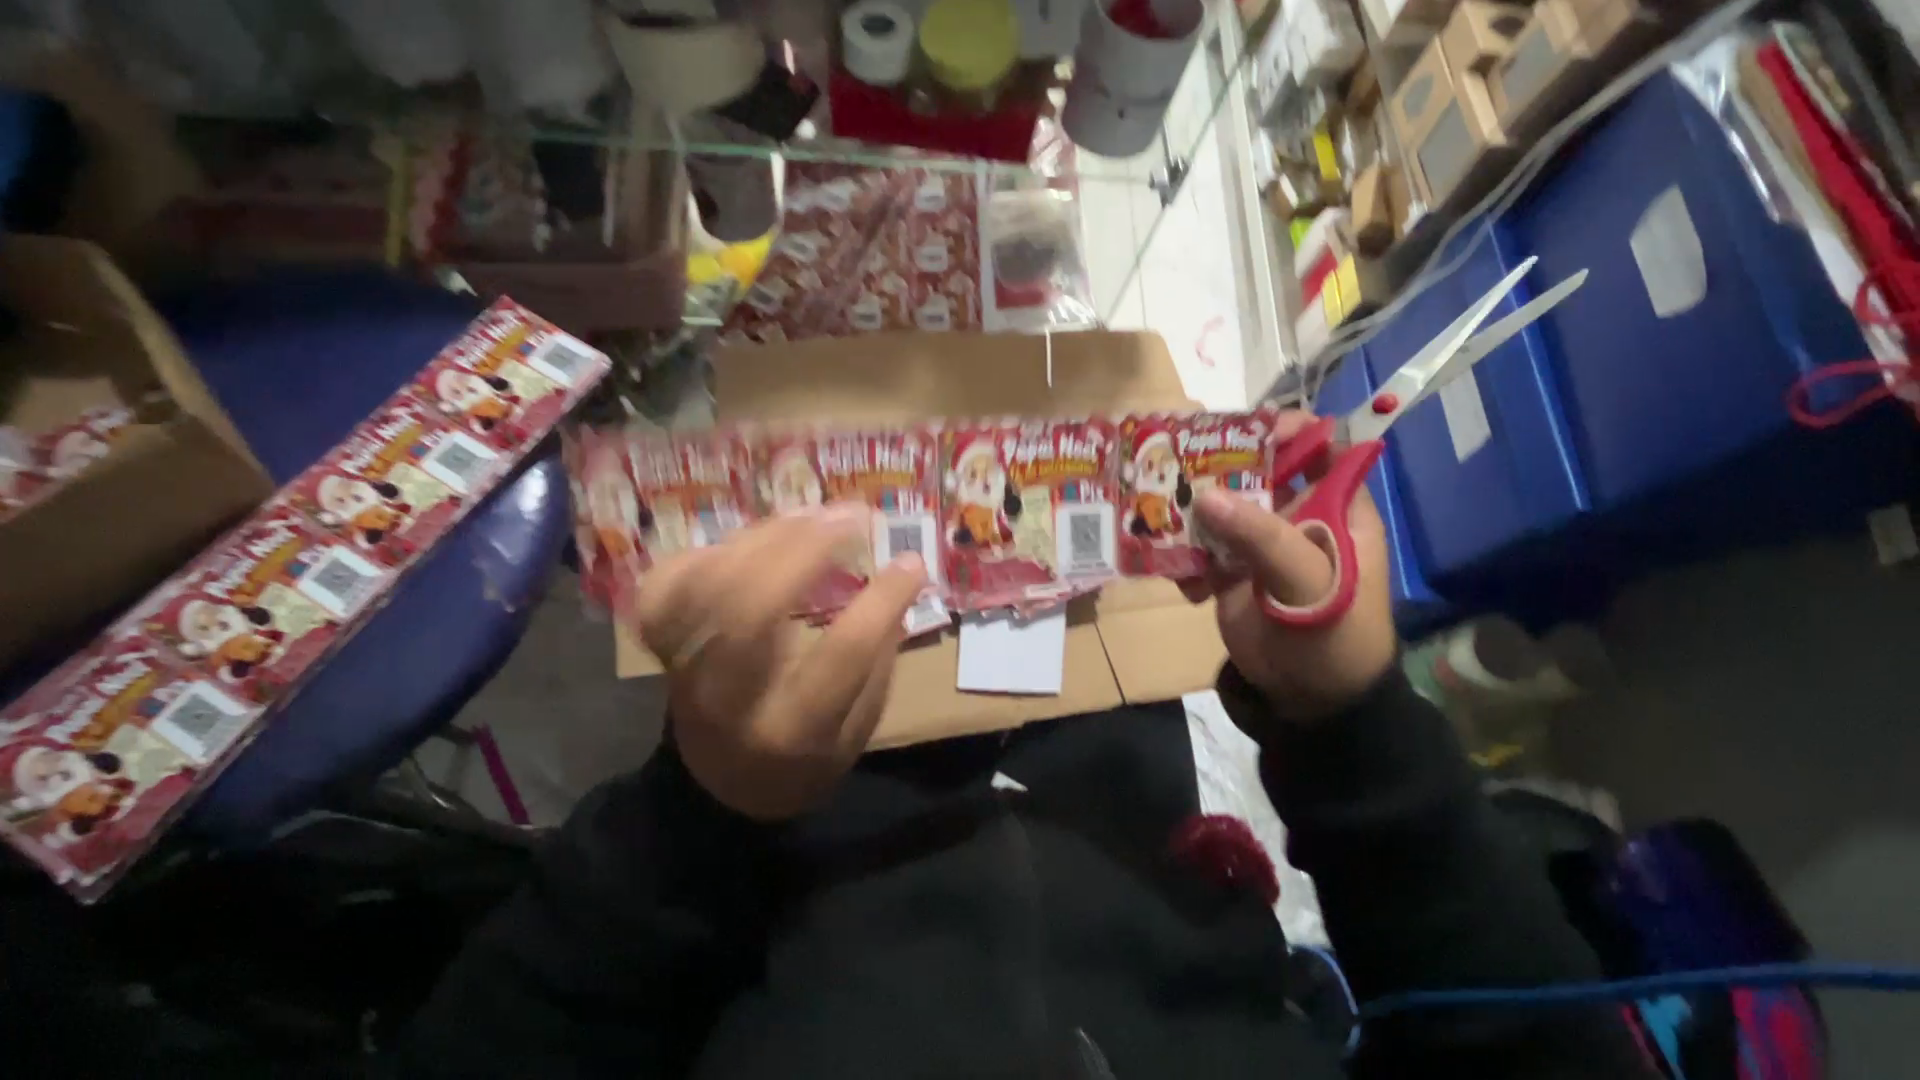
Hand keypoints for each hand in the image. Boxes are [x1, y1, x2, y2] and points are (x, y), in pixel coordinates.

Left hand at [629, 505, 927, 819]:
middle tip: (853, 516)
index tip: (911, 561)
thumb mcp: (856, 732)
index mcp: (791, 729)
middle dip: (807, 550)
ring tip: (812, 514)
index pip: (842, 654)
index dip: (882, 599)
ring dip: (765, 537)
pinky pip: (669, 580)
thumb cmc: (802, 759)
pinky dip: (707, 550)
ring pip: (709, 584)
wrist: (716, 785)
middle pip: (754, 607)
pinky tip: (750, 541)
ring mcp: (683, 666)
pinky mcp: (660, 642)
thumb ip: (877, 663)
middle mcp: (728, 695)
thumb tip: (898, 581)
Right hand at [1185, 412, 1397, 722]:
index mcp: (1336, 508)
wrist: (1311, 701)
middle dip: (1219, 465)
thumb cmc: (1331, 635)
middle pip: (1258, 472)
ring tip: (1156, 504)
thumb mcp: (1307, 582)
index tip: (1245, 428)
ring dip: (1190, 507)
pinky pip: (1200, 547)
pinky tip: (1169, 563)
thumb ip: (1261, 536)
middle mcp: (1298, 517)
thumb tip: (1205, 494)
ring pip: (1223, 507)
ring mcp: (1261, 546)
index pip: (1321, 449)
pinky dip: (1181, 550)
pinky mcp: (1231, 573)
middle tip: (1176, 458)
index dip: (1290, 430)